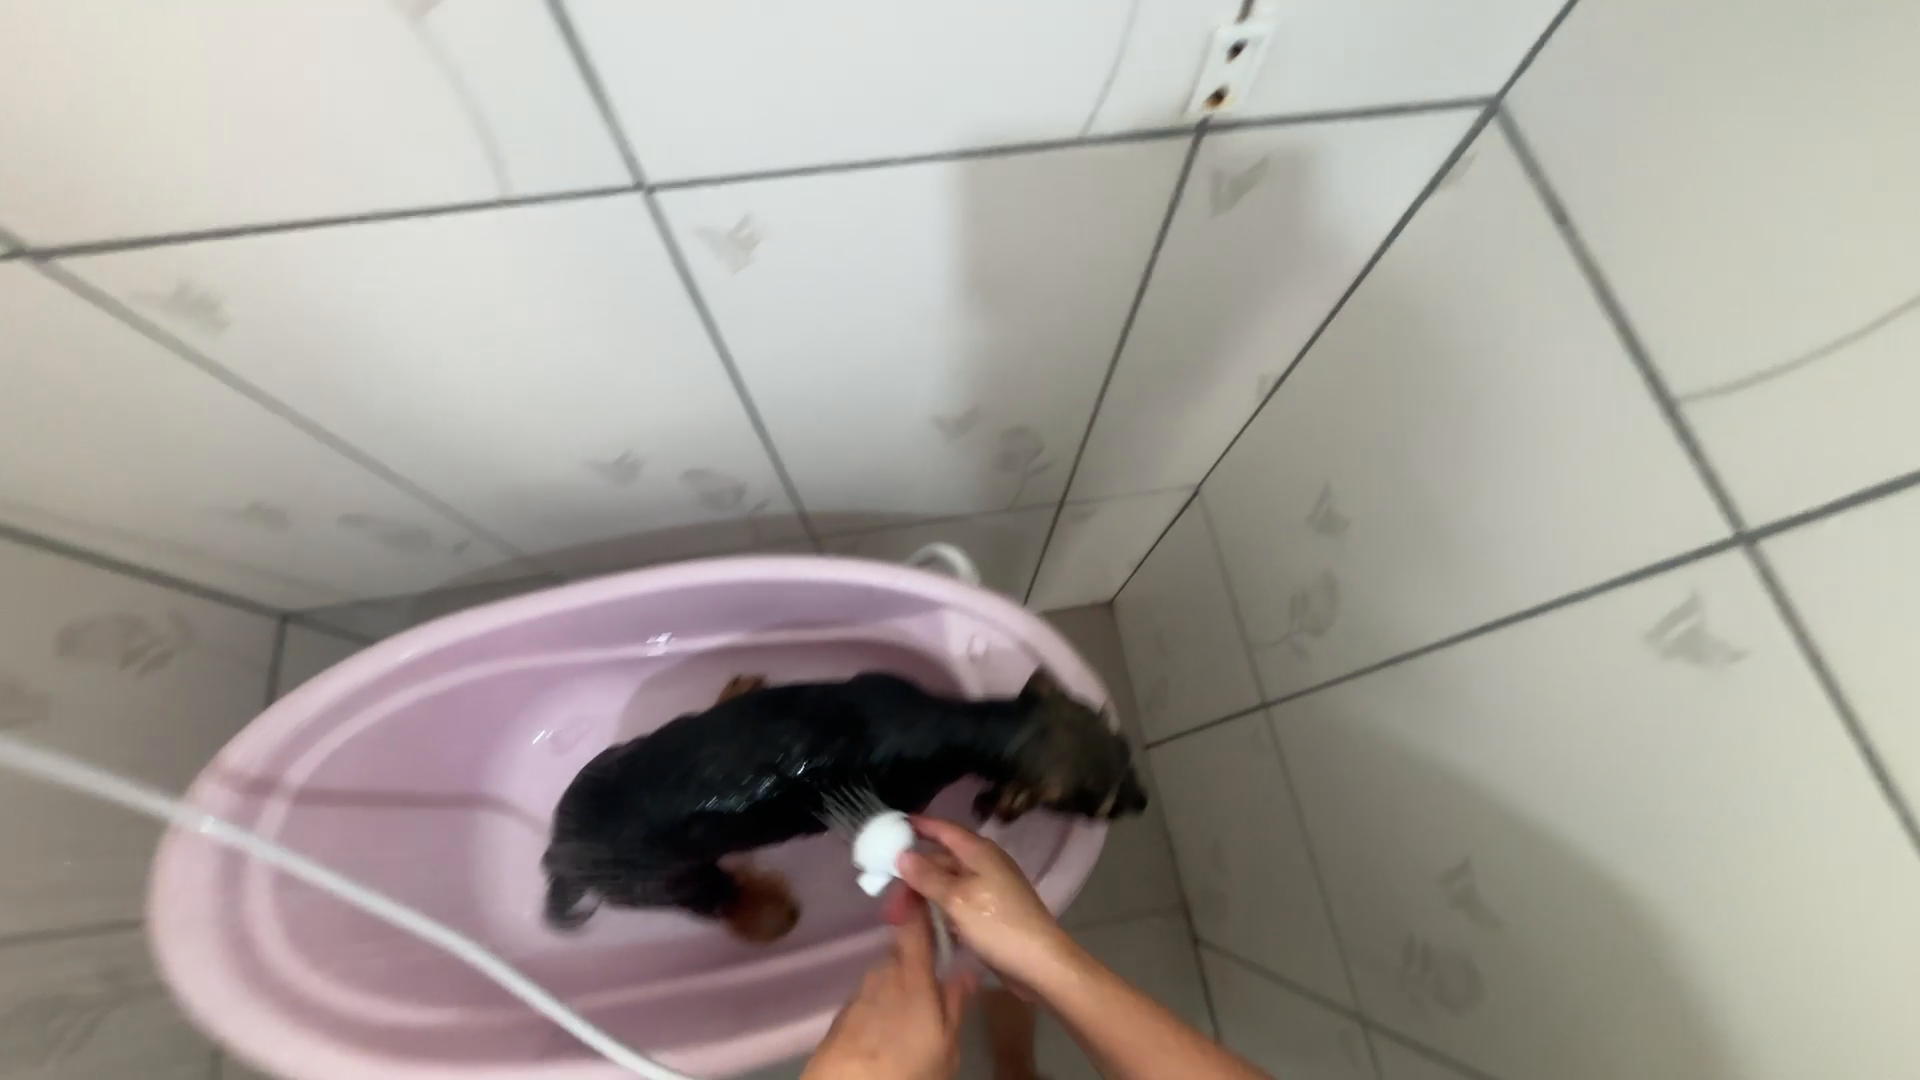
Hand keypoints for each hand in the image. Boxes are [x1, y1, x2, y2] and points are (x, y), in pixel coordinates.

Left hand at [802, 893, 974, 1079]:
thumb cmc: (905, 1065)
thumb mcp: (947, 1044)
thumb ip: (957, 1003)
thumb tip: (968, 971)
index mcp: (912, 971)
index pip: (915, 922)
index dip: (920, 904)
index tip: (929, 893)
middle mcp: (883, 971)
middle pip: (902, 951)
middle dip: (917, 958)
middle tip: (934, 976)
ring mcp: (860, 990)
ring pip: (886, 975)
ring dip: (898, 984)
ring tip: (913, 1008)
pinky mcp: (843, 1013)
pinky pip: (870, 997)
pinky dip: (881, 1004)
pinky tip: (888, 1027)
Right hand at [895, 817, 1081, 991]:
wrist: (1041, 964)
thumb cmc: (998, 925)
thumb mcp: (957, 900)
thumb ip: (927, 876)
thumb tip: (902, 854)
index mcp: (979, 851)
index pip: (944, 829)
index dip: (920, 825)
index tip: (894, 826)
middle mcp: (985, 863)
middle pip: (943, 859)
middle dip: (915, 872)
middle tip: (889, 892)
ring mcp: (990, 888)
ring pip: (949, 883)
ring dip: (925, 894)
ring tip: (900, 913)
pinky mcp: (992, 912)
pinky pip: (959, 903)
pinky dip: (941, 910)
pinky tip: (926, 925)